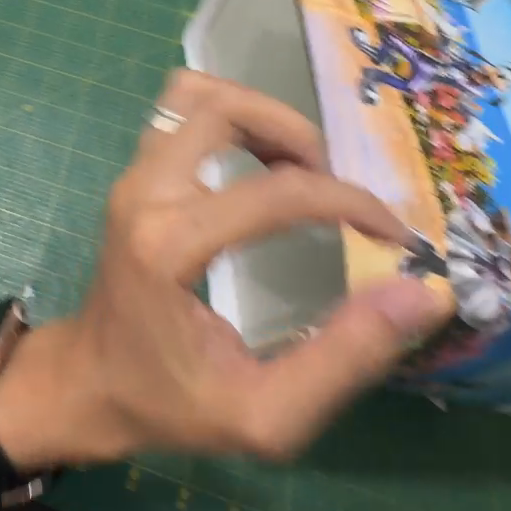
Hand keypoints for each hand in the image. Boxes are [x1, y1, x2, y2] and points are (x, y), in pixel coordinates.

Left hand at [0, 71, 452, 467]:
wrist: (89, 383)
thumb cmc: (169, 403)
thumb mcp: (267, 415)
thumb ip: (345, 358)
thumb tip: (421, 292)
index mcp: (168, 246)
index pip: (274, 193)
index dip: (348, 203)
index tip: (393, 234)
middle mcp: (144, 193)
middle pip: (221, 108)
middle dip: (293, 131)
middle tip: (331, 184)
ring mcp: (132, 176)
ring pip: (194, 96)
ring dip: (257, 113)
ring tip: (298, 166)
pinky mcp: (134, 174)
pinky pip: (179, 113)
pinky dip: (228, 117)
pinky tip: (259, 163)